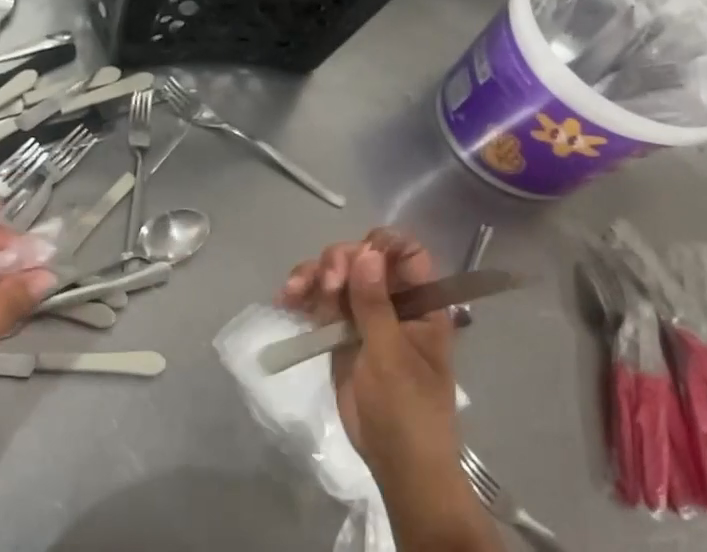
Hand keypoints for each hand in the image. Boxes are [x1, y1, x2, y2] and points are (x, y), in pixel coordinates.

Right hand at [278, 229, 461, 487]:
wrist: (397, 461)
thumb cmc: (408, 410)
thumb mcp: (391, 354)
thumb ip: (375, 303)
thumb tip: (366, 252)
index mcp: (421, 304)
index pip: (406, 254)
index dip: (381, 245)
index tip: (356, 257)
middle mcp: (393, 302)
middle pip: (361, 258)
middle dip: (336, 263)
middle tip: (324, 287)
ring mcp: (364, 317)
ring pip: (335, 277)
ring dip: (312, 277)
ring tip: (294, 295)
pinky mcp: (340, 333)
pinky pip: (319, 302)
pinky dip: (302, 296)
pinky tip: (285, 301)